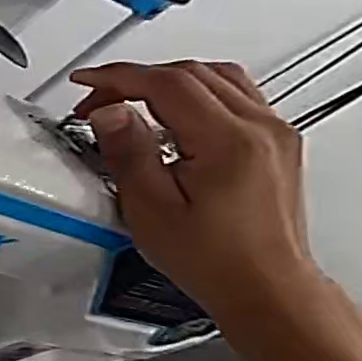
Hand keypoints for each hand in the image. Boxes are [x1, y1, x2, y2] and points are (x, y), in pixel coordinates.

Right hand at [71, 61, 319, 315]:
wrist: (264, 286)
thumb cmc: (213, 258)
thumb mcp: (150, 208)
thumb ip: (128, 152)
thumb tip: (110, 112)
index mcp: (228, 142)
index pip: (167, 84)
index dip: (118, 76)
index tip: (86, 81)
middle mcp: (260, 130)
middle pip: (191, 74)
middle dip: (134, 79)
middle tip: (97, 99)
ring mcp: (274, 133)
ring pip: (215, 77)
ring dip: (164, 81)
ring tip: (128, 101)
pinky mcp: (276, 142)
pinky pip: (234, 94)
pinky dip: (193, 92)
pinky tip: (168, 113)